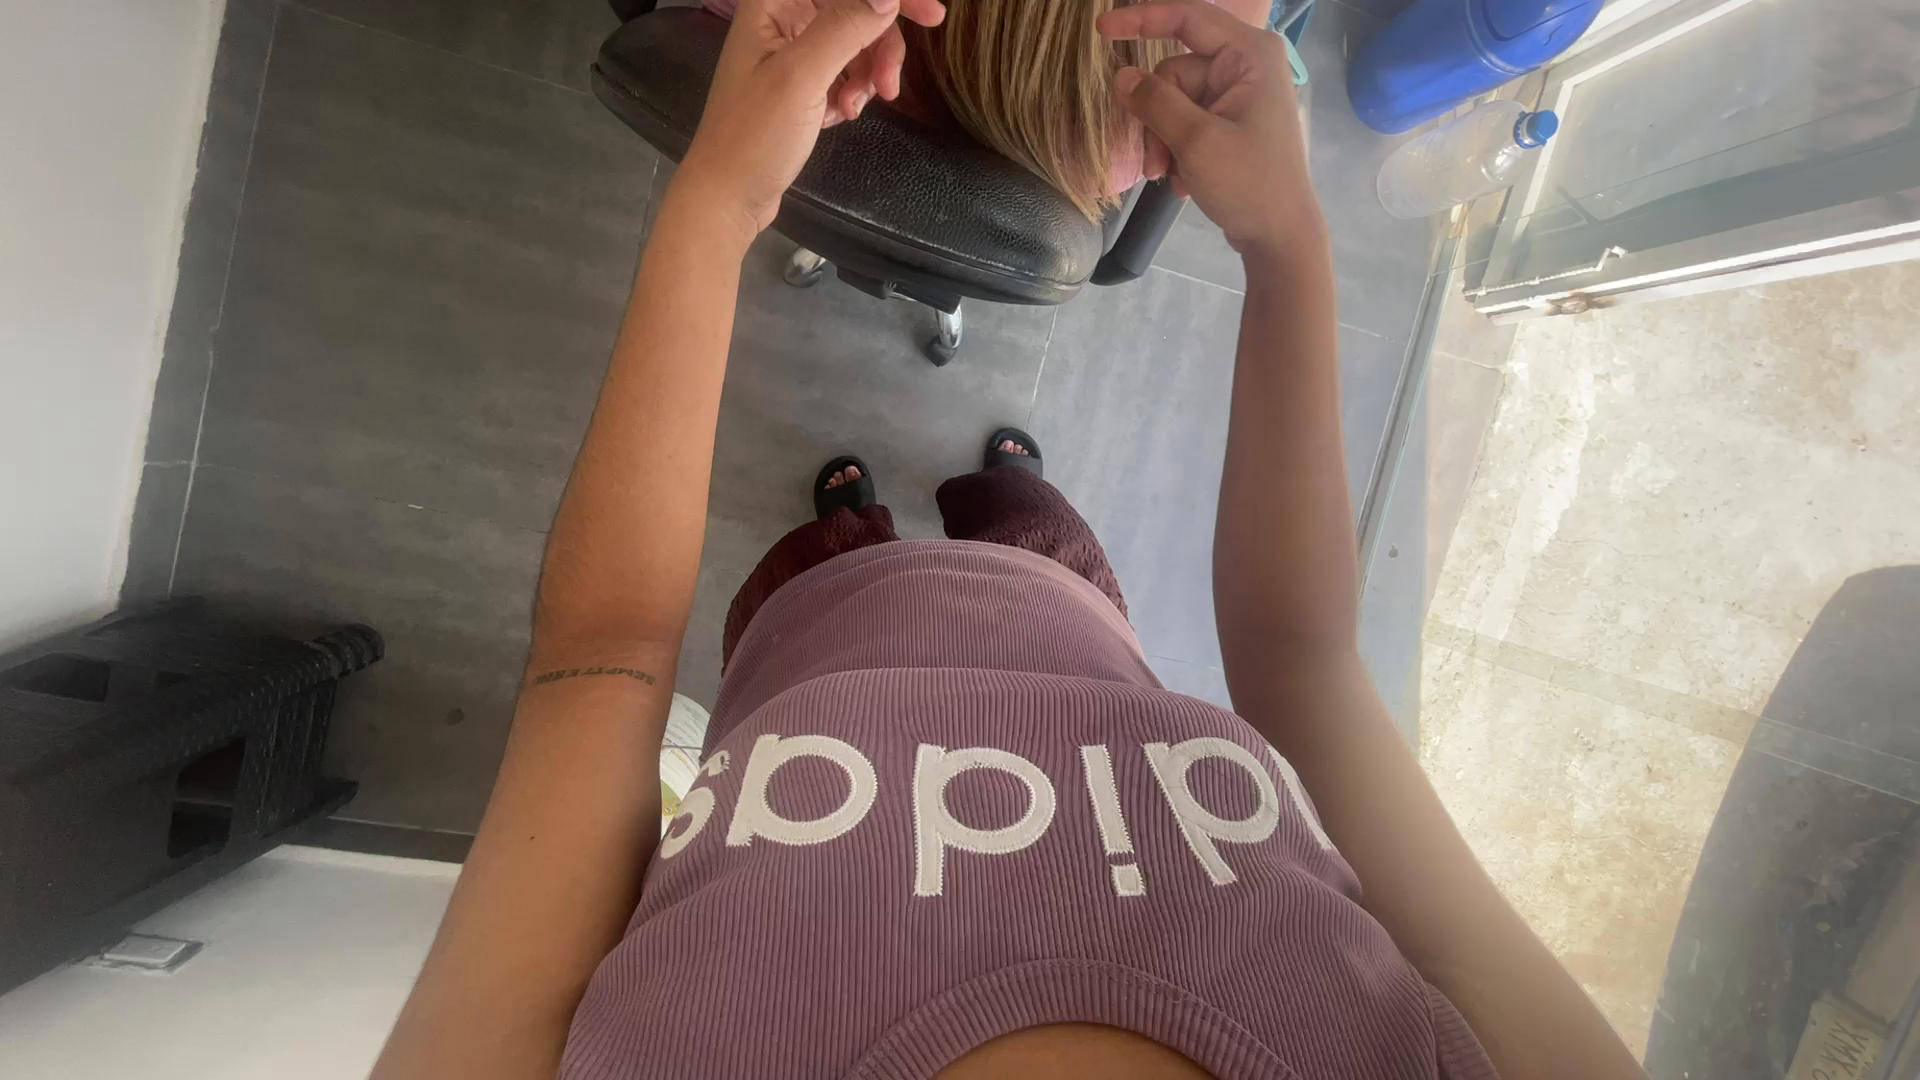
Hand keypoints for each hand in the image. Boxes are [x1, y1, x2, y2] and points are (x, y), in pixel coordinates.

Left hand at [671, 0, 945, 244]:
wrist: (731, 194)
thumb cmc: (755, 136)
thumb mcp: (801, 78)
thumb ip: (844, 29)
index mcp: (774, 1)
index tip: (933, 16)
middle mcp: (783, 16)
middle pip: (854, 10)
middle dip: (879, 46)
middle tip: (891, 88)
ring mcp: (792, 52)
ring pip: (854, 44)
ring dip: (867, 75)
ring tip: (853, 110)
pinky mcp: (801, 84)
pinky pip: (844, 73)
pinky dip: (852, 93)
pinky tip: (841, 116)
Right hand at [1098, 0, 1320, 255]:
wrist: (1279, 234)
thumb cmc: (1248, 183)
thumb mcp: (1196, 142)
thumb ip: (1155, 104)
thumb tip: (1121, 77)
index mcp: (1249, 54)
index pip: (1187, 18)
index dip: (1142, 20)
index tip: (1102, 29)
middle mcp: (1245, 67)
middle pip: (1174, 77)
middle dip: (1156, 122)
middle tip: (1154, 167)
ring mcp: (1238, 99)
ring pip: (1175, 107)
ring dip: (1164, 144)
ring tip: (1169, 179)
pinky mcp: (1231, 127)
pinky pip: (1188, 127)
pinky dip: (1178, 154)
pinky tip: (1185, 183)